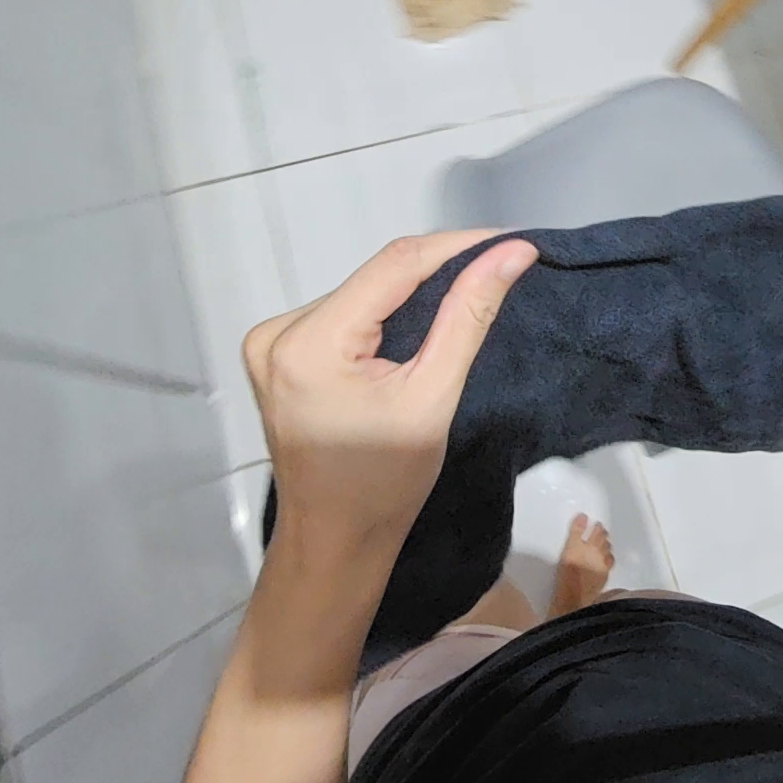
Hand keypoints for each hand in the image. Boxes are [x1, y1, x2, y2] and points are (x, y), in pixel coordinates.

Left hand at [242, 232, 538, 542]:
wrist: (335, 541)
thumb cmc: (387, 483)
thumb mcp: (434, 396)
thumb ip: (469, 316)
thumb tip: (512, 253)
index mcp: (309, 343)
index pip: (395, 265)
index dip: (457, 245)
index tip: (510, 241)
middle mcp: (278, 330)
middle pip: (376, 277)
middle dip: (440, 268)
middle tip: (498, 265)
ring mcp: (271, 341)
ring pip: (363, 291)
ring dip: (415, 288)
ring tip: (470, 287)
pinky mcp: (277, 352)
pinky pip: (346, 312)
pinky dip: (388, 310)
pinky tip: (420, 318)